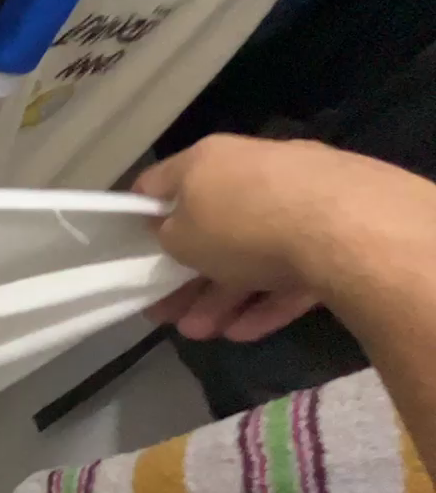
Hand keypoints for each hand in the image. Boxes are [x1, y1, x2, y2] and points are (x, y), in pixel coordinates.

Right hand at [134, 134, 429, 340]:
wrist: (361, 234)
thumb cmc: (242, 228)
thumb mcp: (174, 239)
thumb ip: (164, 234)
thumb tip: (171, 232)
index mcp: (208, 159)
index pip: (155, 186)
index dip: (138, 218)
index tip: (131, 250)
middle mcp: (258, 165)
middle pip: (210, 227)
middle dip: (186, 276)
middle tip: (169, 310)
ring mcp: (309, 192)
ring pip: (253, 250)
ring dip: (222, 294)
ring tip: (206, 332)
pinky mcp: (350, 220)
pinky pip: (297, 261)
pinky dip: (271, 295)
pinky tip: (248, 329)